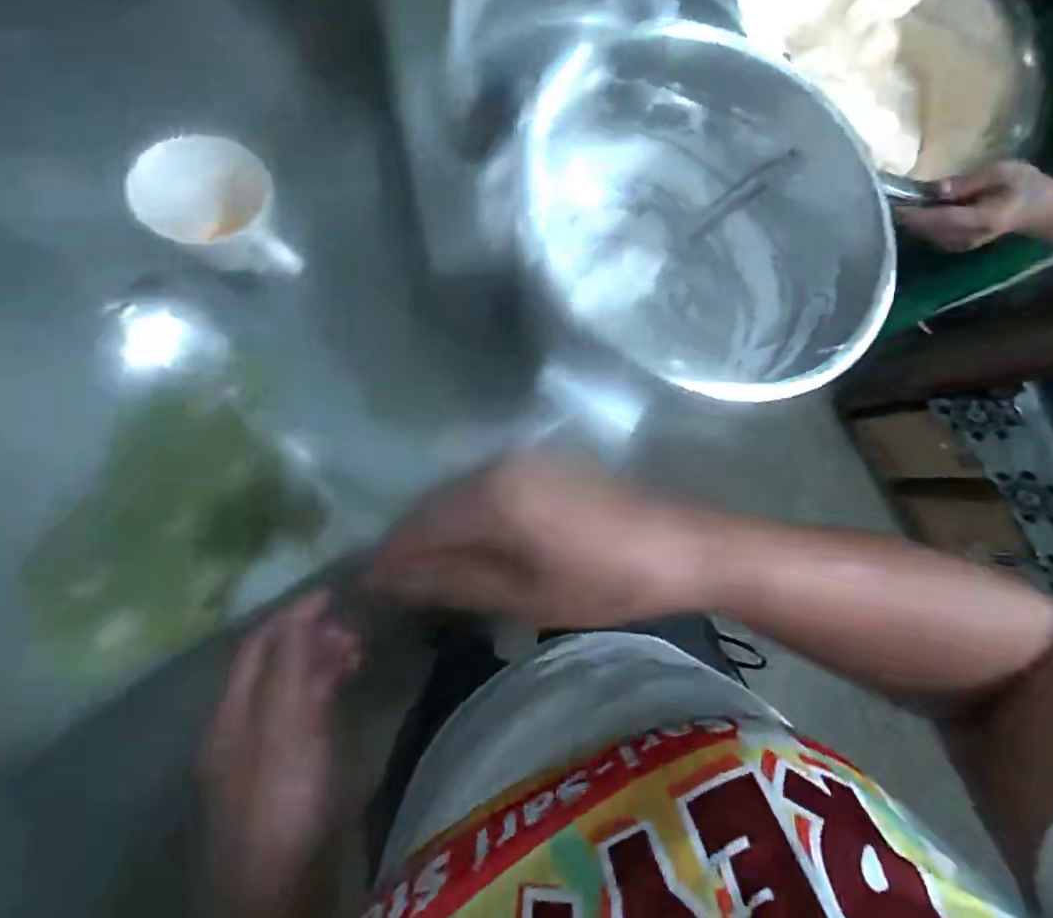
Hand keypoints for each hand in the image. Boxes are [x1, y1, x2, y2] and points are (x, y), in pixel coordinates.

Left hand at [200, 594, 360, 915]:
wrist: (282, 893)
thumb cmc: (286, 801)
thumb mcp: (288, 726)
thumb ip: (290, 668)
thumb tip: (299, 616)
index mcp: (233, 714)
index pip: (260, 645)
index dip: (295, 614)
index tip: (335, 596)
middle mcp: (240, 729)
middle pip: (274, 666)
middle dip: (313, 638)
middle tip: (356, 634)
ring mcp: (262, 756)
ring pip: (290, 690)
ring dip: (321, 663)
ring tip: (359, 657)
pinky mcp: (286, 778)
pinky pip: (303, 716)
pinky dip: (325, 693)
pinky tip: (348, 695)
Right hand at [366, 456, 707, 628]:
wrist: (683, 547)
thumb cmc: (606, 582)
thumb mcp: (526, 595)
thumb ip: (455, 581)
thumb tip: (394, 579)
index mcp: (493, 495)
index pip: (419, 525)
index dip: (391, 558)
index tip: (368, 591)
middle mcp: (501, 463)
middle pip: (436, 503)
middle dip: (412, 543)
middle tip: (396, 587)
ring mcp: (528, 457)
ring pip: (461, 492)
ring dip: (441, 529)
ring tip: (429, 572)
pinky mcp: (548, 462)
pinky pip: (489, 484)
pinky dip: (471, 515)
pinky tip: (474, 544)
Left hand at [896, 160, 1052, 251]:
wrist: (1039, 211)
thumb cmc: (1024, 185)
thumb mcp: (1005, 172)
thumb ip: (971, 181)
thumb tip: (938, 189)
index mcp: (980, 219)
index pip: (939, 219)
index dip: (913, 212)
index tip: (891, 200)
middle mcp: (966, 237)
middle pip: (926, 230)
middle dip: (904, 216)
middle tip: (884, 197)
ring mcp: (960, 245)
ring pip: (924, 236)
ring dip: (908, 221)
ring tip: (893, 201)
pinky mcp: (956, 246)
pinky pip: (930, 237)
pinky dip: (917, 225)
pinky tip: (909, 210)